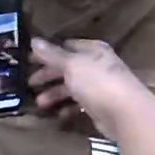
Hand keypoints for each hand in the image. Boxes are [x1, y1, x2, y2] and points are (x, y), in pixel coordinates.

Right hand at [29, 37, 154, 137]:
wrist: (125, 114)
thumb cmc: (97, 83)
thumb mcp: (71, 64)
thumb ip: (52, 55)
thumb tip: (34, 40)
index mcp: (92, 50)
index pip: (65, 46)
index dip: (47, 53)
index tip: (29, 61)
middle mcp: (95, 65)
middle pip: (66, 67)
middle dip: (47, 75)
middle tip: (30, 84)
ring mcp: (98, 86)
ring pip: (70, 87)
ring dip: (54, 94)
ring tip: (40, 103)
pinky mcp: (98, 105)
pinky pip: (78, 103)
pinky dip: (66, 107)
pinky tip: (58, 113)